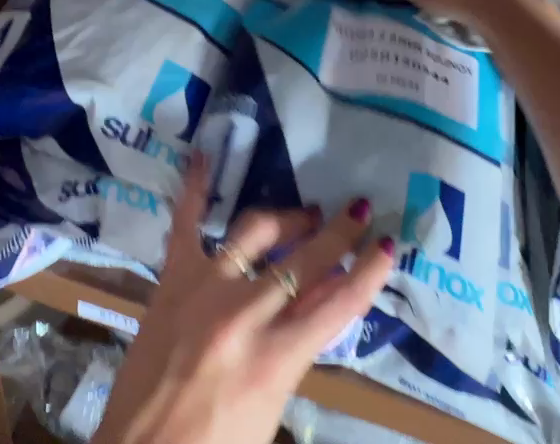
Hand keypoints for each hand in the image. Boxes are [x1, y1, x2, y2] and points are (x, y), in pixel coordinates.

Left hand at [91, 159, 394, 443]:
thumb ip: (297, 347)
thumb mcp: (272, 402)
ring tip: (305, 214)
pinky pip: (185, 223)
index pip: (337, 304)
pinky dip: (196, 188)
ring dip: (287, 217)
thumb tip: (324, 295)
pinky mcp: (171, 279)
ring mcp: (204, 289)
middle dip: (340, 231)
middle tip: (359, 209)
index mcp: (274, 359)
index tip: (388, 244)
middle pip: (305, 260)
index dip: (368, 272)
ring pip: (256, 232)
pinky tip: (204, 155)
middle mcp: (244, 314)